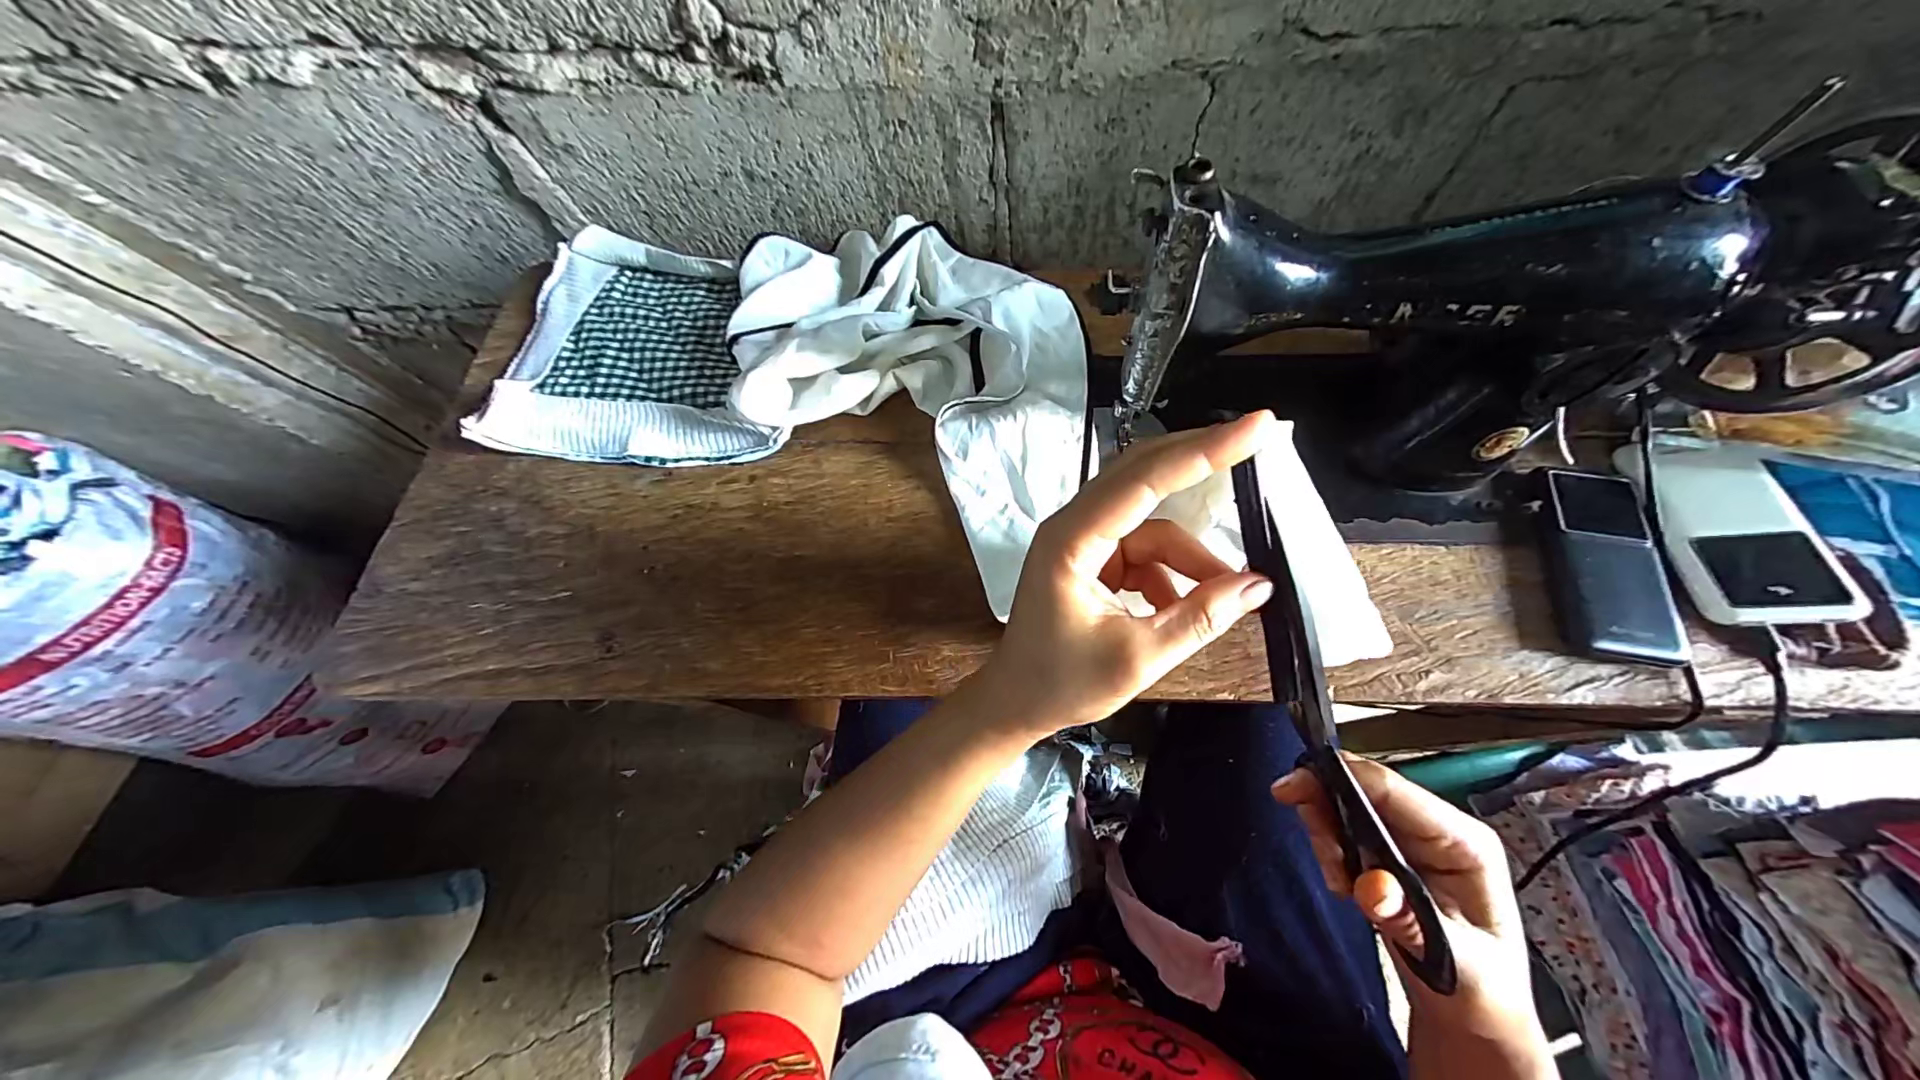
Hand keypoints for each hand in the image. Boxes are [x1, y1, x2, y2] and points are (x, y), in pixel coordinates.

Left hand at [973, 411, 1278, 735]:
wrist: (1016, 701)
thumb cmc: (1059, 682)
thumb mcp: (1138, 657)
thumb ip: (1200, 617)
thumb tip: (1256, 586)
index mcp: (1072, 540)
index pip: (1144, 479)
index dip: (1204, 451)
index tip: (1253, 427)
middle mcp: (1073, 528)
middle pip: (1144, 477)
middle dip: (1201, 464)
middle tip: (1257, 444)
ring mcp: (1083, 542)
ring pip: (1154, 527)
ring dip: (1191, 558)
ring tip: (1222, 595)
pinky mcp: (1092, 559)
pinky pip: (1145, 551)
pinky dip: (1171, 575)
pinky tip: (1178, 610)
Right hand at [1273, 756, 1551, 1077]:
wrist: (1473, 1015)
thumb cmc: (1480, 989)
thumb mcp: (1456, 963)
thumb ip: (1410, 921)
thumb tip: (1371, 885)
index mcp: (1464, 842)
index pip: (1392, 790)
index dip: (1340, 779)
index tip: (1293, 786)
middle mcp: (1436, 829)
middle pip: (1363, 790)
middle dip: (1327, 810)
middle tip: (1321, 851)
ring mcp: (1412, 838)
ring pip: (1348, 805)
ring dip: (1327, 833)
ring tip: (1338, 879)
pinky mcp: (1389, 850)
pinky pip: (1345, 826)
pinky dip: (1330, 847)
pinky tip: (1341, 880)